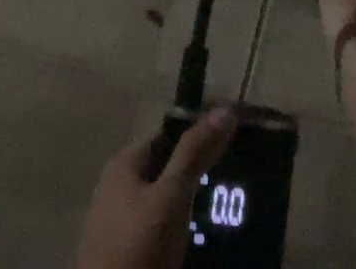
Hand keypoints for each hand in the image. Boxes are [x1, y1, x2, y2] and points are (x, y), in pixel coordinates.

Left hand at [72, 107, 238, 268]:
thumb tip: (225, 109)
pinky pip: (163, 221)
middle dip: (200, 164)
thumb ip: (195, 153)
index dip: (200, 130)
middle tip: (238, 166)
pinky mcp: (128, 247)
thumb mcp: (171, 197)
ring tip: (228, 198)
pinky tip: (205, 228)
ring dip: (194, 194)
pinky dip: (183, 220)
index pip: (168, 132)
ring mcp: (121, 219)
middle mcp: (118, 186)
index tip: (234, 135)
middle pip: (167, 163)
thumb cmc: (137, 246)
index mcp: (123, 165)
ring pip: (167, 194)